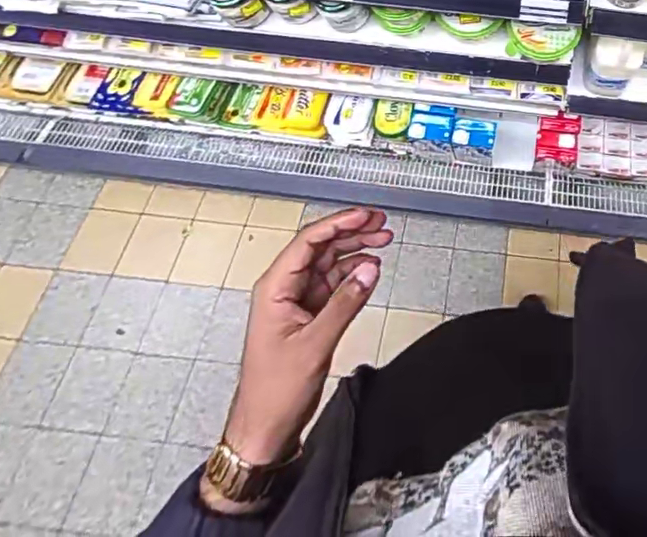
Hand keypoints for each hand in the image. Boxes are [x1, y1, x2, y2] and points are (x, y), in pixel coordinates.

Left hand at [210, 207, 391, 498]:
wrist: (264, 430)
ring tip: (382, 239)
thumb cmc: (274, 393)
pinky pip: (335, 282)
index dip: (339, 223)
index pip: (309, 241)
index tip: (364, 215)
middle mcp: (284, 289)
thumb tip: (369, 269)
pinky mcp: (308, 313)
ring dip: (356, 249)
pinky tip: (370, 269)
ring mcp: (297, 300)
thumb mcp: (315, 344)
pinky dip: (354, 272)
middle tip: (380, 223)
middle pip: (321, 246)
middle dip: (352, 231)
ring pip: (330, 261)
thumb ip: (346, 303)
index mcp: (274, 288)